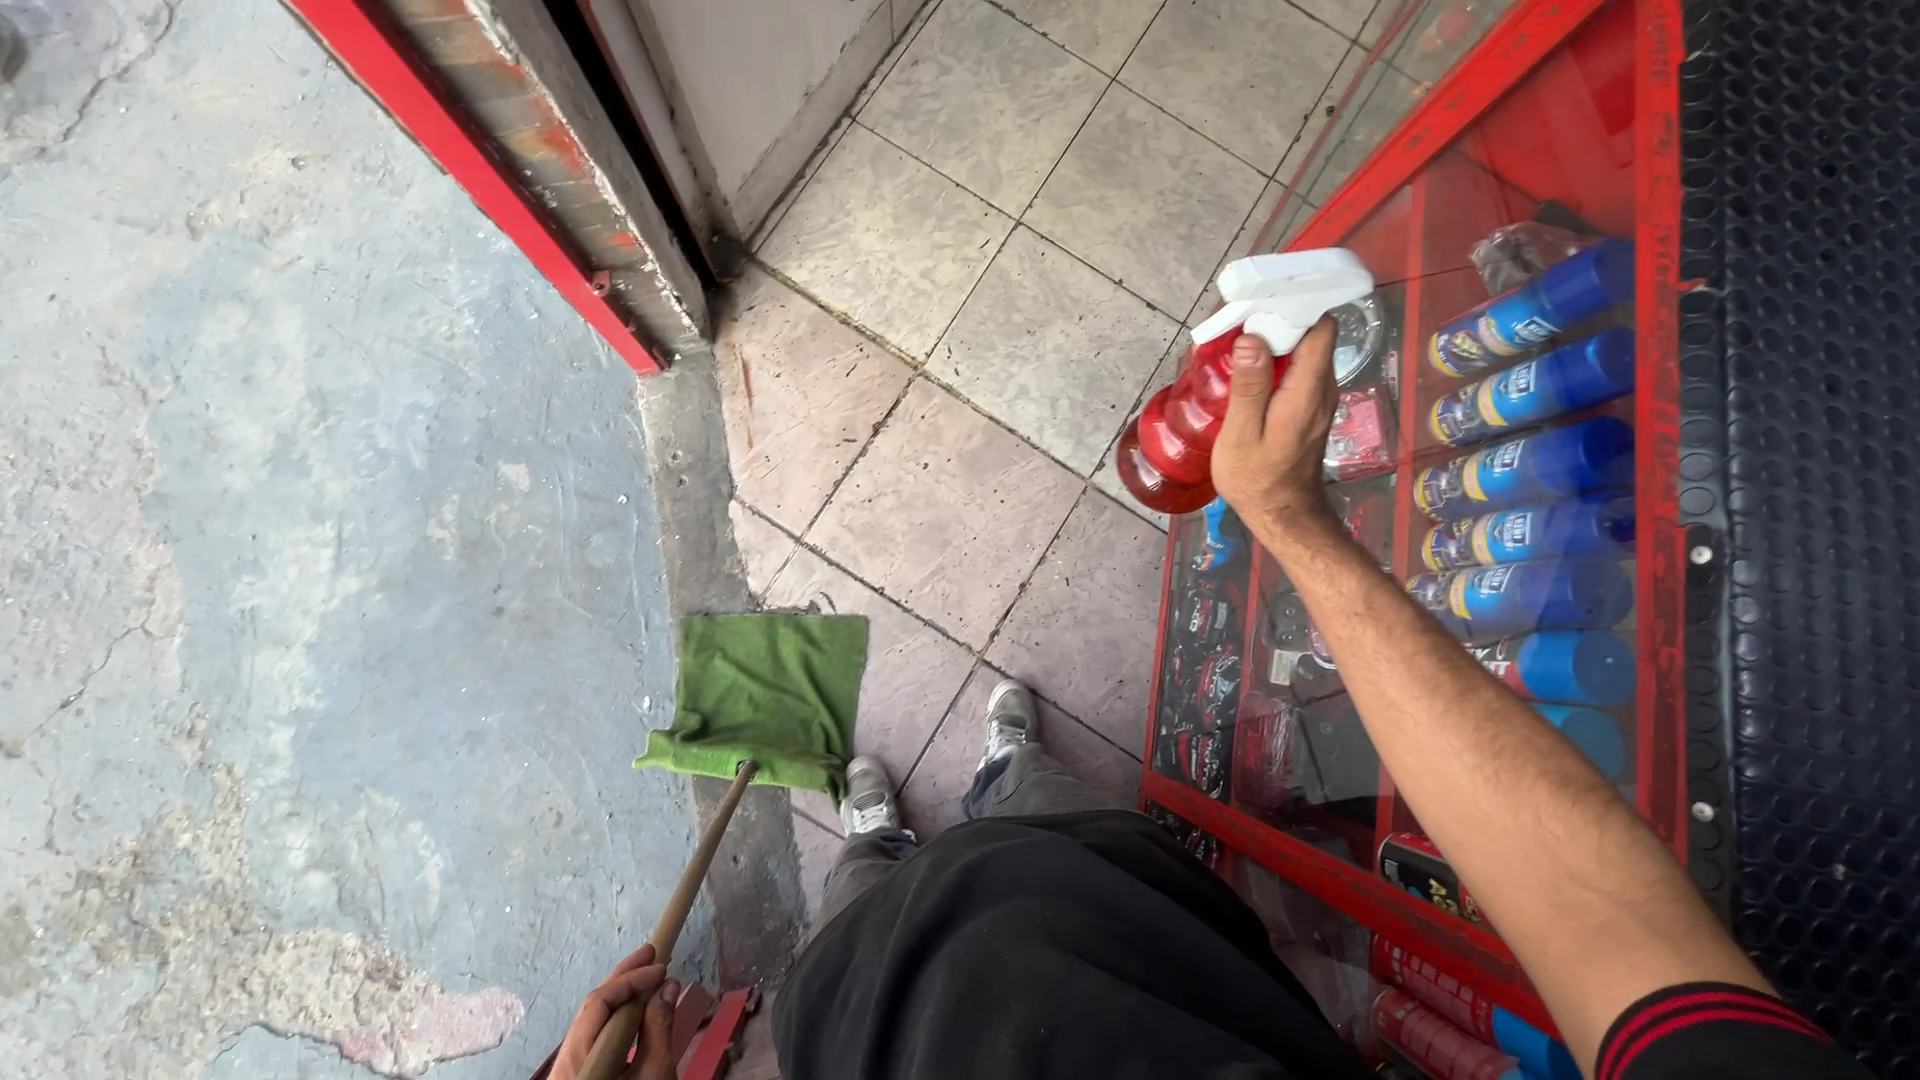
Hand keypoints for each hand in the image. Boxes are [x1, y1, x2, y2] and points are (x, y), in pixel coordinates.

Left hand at [548, 944, 678, 1079]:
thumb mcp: (655, 1074)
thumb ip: (659, 1028)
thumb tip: (666, 987)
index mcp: (581, 1062)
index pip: (601, 1004)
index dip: (631, 979)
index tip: (662, 966)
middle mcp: (564, 1064)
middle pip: (591, 1009)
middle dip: (624, 978)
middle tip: (652, 952)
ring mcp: (565, 1074)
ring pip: (590, 1023)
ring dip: (621, 995)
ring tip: (647, 975)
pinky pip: (592, 1038)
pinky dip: (615, 1018)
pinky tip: (634, 1009)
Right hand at [1211, 317, 1340, 531]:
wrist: (1282, 514)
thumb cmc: (1256, 478)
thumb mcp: (1242, 434)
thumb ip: (1249, 386)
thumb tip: (1252, 338)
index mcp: (1308, 389)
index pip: (1320, 327)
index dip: (1294, 308)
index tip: (1260, 304)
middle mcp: (1323, 387)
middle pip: (1313, 335)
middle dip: (1279, 319)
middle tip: (1239, 320)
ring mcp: (1319, 398)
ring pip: (1306, 351)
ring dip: (1276, 340)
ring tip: (1238, 340)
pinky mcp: (1310, 407)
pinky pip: (1300, 370)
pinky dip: (1278, 360)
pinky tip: (1250, 368)